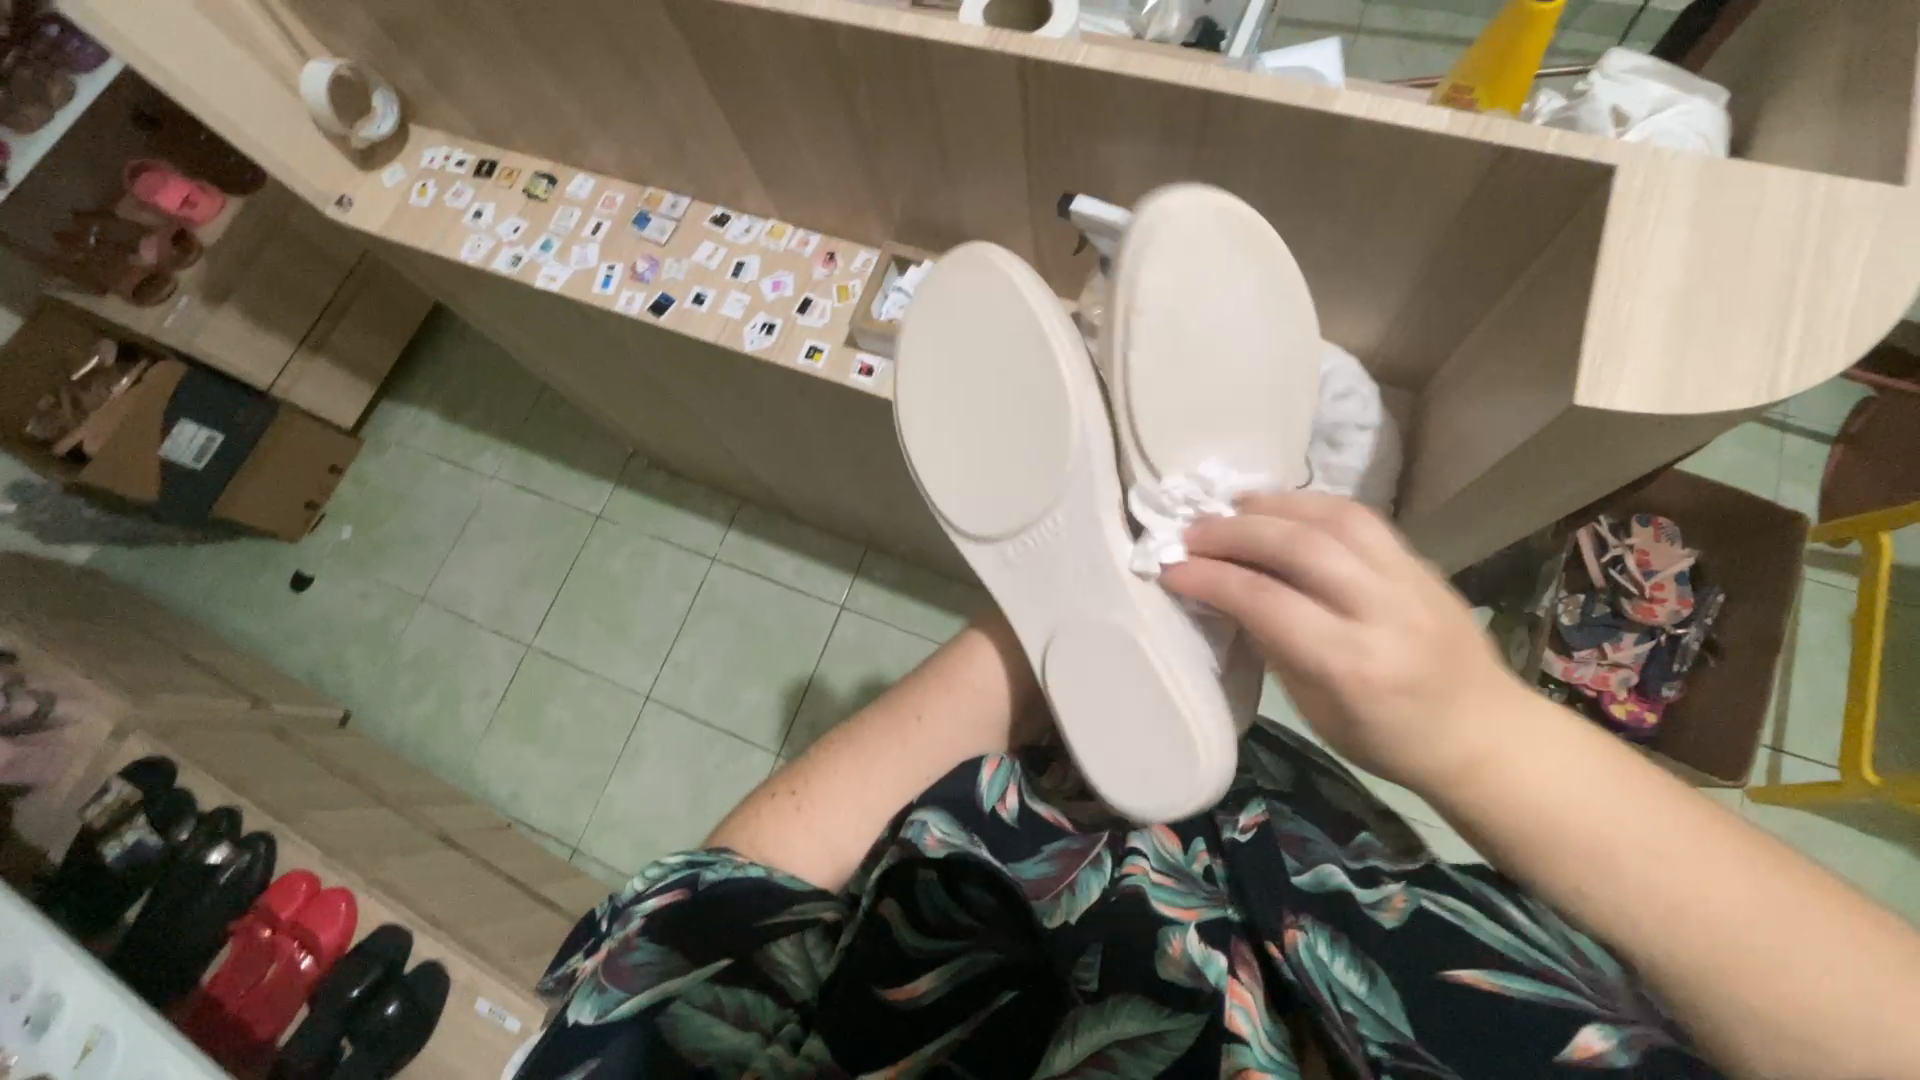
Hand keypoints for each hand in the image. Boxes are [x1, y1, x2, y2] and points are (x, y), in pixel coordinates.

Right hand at [1161, 493, 1533, 794]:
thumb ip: (1274, 644)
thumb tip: (1227, 594)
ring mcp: (1409, 579)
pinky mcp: (1421, 562)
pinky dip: (1310, 505)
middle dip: (1233, 533)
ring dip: (1272, 506)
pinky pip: (1360, 519)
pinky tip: (1280, 508)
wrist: (1484, 735)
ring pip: (1333, 517)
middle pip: (1298, 547)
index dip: (1209, 578)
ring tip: (1230, 508)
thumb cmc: (1388, 740)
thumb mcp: (1315, 708)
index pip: (1265, 601)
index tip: (1169, 569)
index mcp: (1351, 664)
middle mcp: (1383, 611)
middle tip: (1190, 532)